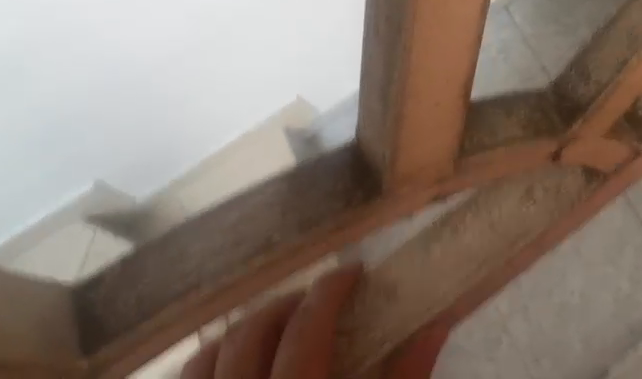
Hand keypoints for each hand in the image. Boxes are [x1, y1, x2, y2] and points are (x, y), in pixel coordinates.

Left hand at [181, 266, 448, 378]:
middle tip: (317, 301)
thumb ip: (406, 376)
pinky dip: (206, 366)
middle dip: (286, 305)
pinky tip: (234, 366)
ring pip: (204, 360)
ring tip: (273, 330)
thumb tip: (438, 321)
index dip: (330, 289)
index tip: (353, 272)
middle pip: (251, 334)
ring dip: (240, 333)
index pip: (306, 328)